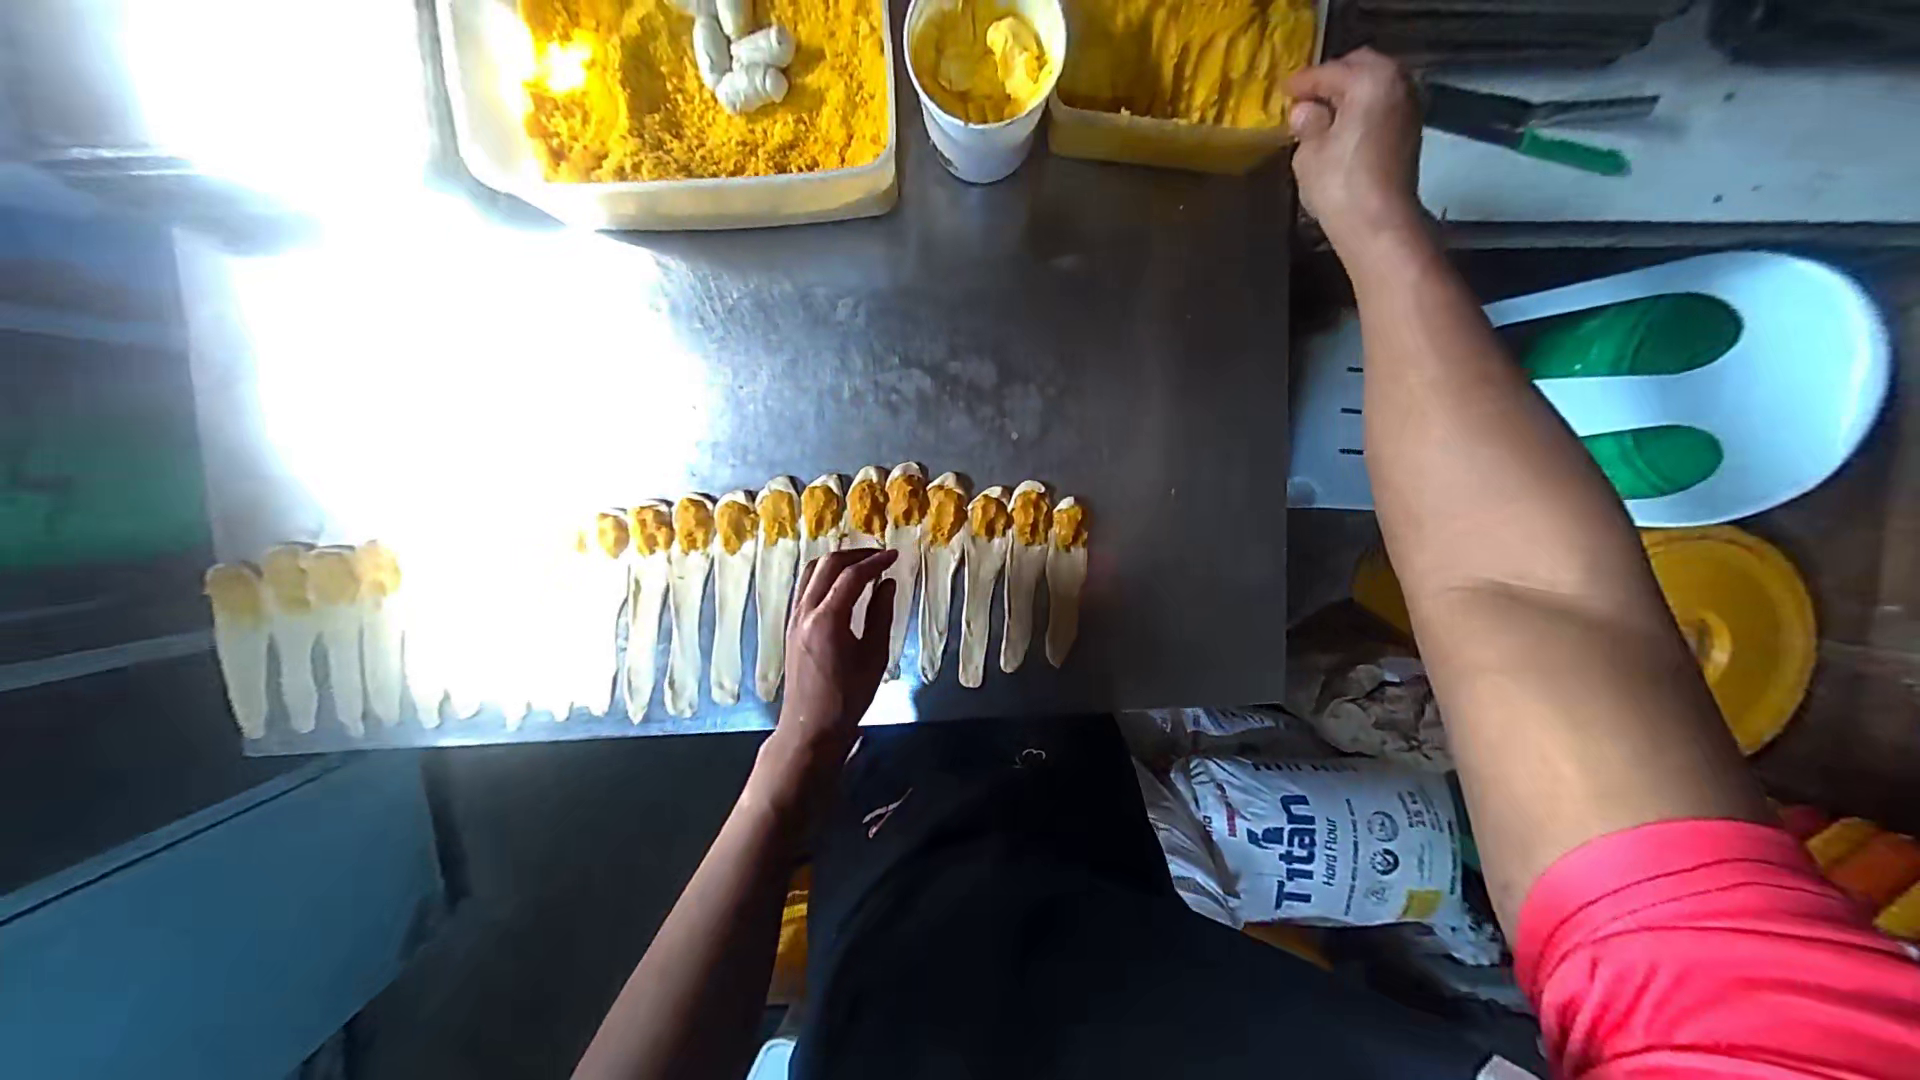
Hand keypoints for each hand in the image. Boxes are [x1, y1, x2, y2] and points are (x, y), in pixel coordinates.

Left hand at [748, 549, 895, 815]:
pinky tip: (843, 584)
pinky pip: (805, 586)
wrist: (810, 726)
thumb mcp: (874, 657)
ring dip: (837, 562)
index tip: (894, 555)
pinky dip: (825, 575)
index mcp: (827, 620)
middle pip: (827, 564)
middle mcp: (805, 612)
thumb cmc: (848, 697)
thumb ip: (880, 614)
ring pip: (811, 571)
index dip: (875, 561)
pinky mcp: (791, 625)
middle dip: (855, 554)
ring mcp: (794, 618)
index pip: (852, 576)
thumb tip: (886, 583)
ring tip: (863, 565)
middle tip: (880, 556)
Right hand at [1287, 48, 1425, 250]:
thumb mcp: (1309, 153)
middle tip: (1303, 98)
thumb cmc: (1338, 184)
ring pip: (1373, 86)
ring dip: (1348, 94)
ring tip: (1320, 113)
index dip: (1303, 81)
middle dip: (1331, 80)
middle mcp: (1397, 82)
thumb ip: (1307, 124)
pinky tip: (1341, 127)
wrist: (1377, 221)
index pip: (1331, 71)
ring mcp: (1408, 106)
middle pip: (1360, 68)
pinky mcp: (1408, 130)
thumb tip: (1304, 111)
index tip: (1284, 89)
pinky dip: (1361, 109)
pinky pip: (1380, 105)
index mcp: (1370, 80)